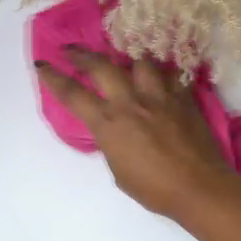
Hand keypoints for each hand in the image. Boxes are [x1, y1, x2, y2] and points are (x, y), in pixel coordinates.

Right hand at [37, 48, 240, 219]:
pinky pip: (171, 75)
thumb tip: (114, 131)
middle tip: (71, 50)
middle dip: (82, 55)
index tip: (42, 66)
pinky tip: (161, 78)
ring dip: (128, 60)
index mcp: (109, 124)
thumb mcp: (120, 172)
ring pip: (140, 62)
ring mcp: (160, 97)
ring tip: (125, 61)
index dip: (54, 79)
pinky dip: (162, 74)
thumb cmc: (155, 190)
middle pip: (101, 67)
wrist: (198, 187)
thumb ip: (112, 144)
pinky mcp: (184, 98)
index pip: (73, 95)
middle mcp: (131, 102)